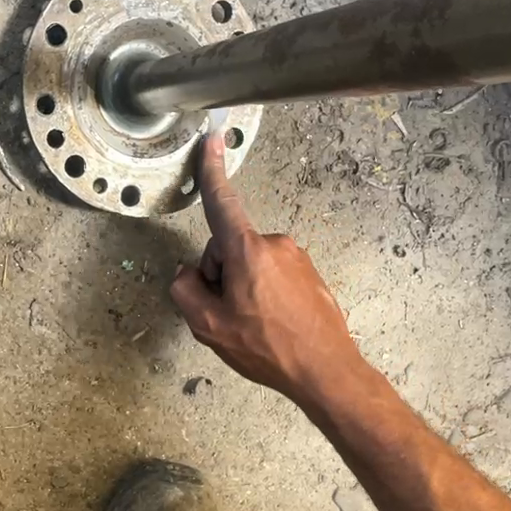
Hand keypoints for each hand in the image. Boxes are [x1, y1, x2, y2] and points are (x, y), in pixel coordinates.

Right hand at [170, 133, 363, 403]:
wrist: (325, 370)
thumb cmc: (268, 348)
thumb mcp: (208, 325)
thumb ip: (185, 291)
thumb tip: (188, 276)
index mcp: (247, 250)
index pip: (221, 203)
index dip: (211, 170)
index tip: (211, 140)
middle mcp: (274, 245)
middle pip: (226, 249)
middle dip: (219, 277)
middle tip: (228, 315)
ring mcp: (296, 258)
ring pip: (248, 264)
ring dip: (242, 288)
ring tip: (253, 324)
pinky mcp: (309, 274)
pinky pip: (271, 276)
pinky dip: (263, 295)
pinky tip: (270, 324)